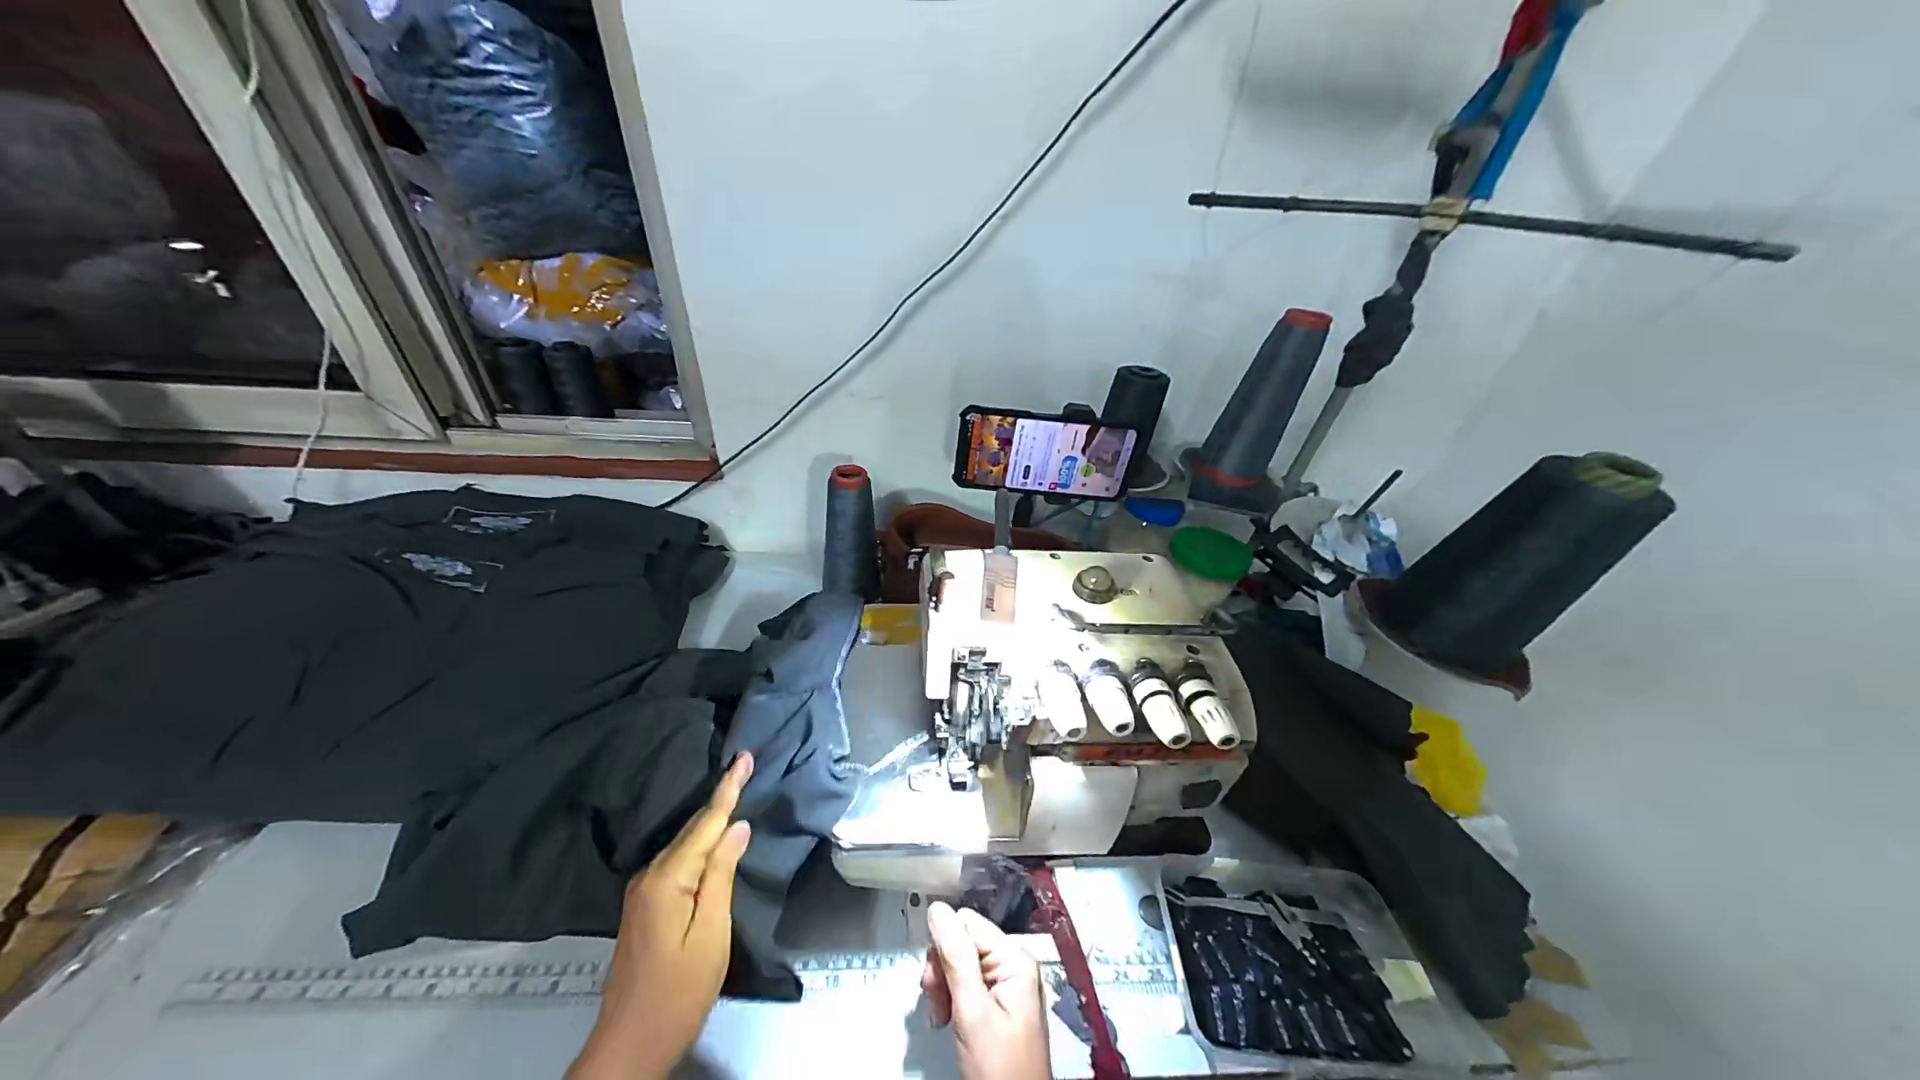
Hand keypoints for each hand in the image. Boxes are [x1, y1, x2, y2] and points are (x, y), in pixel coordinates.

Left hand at [567, 752, 753, 1079]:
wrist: (630, 1045)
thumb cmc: (679, 992)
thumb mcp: (711, 933)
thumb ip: (722, 875)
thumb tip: (736, 828)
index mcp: (666, 880)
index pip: (705, 824)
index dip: (728, 789)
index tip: (743, 757)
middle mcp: (648, 877)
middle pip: (691, 829)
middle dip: (720, 798)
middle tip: (743, 766)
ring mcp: (642, 892)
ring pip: (683, 845)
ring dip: (710, 819)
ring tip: (734, 792)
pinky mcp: (644, 907)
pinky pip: (677, 862)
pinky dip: (698, 843)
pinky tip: (712, 838)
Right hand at [921, 901, 1050, 1079]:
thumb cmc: (998, 1067)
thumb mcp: (972, 1011)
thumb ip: (956, 957)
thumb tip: (938, 909)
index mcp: (1014, 958)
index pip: (967, 924)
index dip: (944, 948)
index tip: (932, 983)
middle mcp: (1012, 963)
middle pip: (962, 942)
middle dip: (942, 970)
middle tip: (936, 1005)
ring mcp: (1006, 984)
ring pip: (960, 963)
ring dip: (943, 987)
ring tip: (940, 1017)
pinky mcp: (997, 1003)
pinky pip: (966, 984)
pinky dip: (951, 999)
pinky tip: (946, 1019)